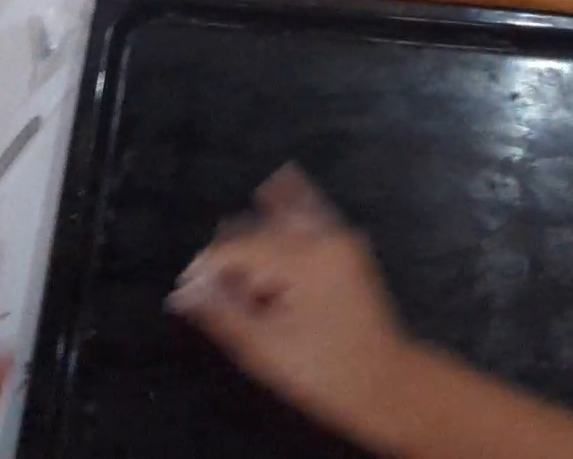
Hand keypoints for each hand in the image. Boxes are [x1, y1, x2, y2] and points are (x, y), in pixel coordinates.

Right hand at [167, 165, 414, 444]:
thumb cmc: (325, 371)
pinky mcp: (349, 241)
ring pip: (287, 211)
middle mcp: (323, 236)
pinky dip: (289, 206)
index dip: (209, 266)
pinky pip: (312, 209)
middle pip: (260, 227)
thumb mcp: (266, 350)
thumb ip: (224, 313)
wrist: (388, 381)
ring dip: (258, 230)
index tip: (189, 288)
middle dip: (235, 255)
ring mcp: (341, 234)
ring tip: (243, 257)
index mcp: (303, 260)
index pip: (240, 247)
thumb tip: (185, 288)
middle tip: (228, 294)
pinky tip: (271, 191)